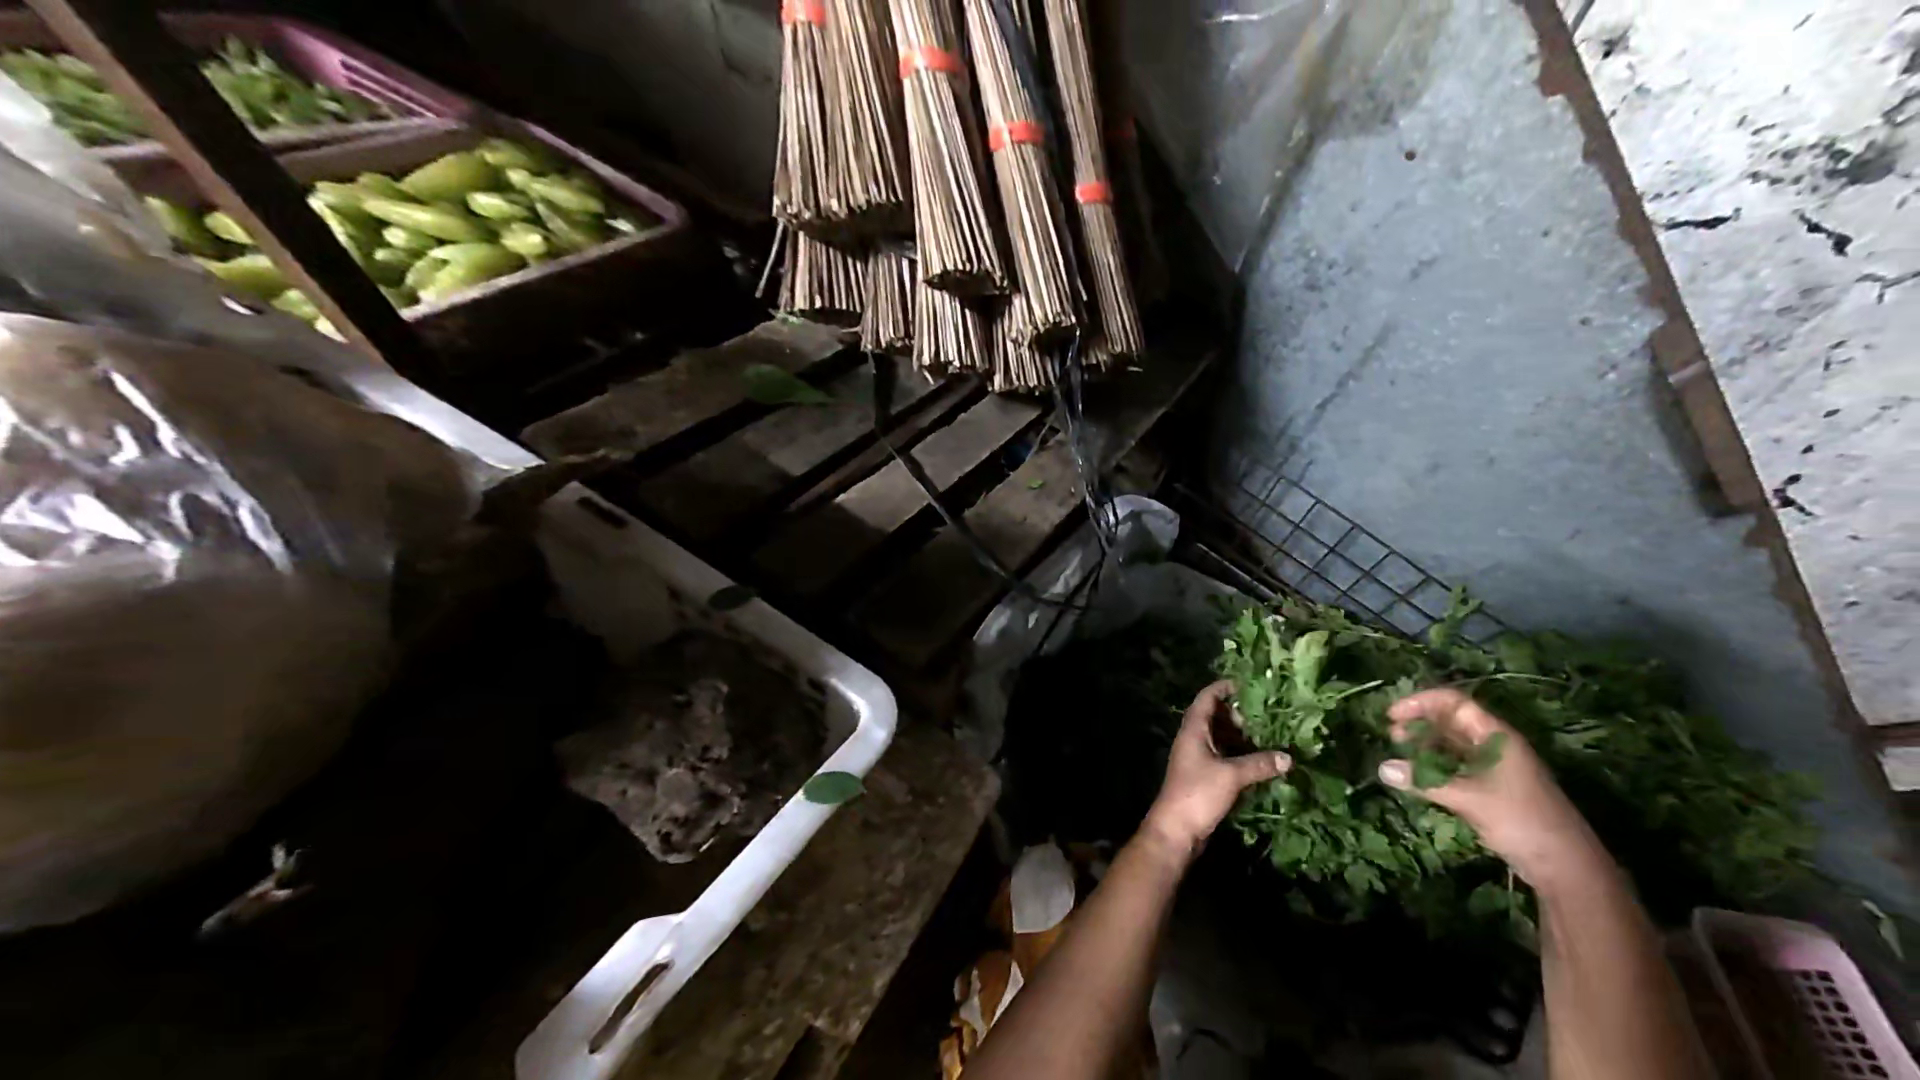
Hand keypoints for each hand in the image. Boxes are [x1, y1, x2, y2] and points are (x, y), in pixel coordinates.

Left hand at [1141, 680, 1291, 858]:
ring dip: (1241, 736)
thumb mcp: (1231, 776)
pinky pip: (1223, 757)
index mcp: (1193, 730)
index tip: (1246, 684)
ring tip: (1269, 735)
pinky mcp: (1204, 776)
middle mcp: (1193, 739)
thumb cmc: (1198, 793)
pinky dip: (1239, 755)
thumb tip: (1289, 757)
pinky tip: (1260, 760)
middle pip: (1214, 717)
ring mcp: (1197, 758)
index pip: (1206, 698)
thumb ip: (1259, 764)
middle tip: (1266, 714)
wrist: (1176, 829)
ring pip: (1220, 738)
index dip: (1223, 688)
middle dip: (1238, 714)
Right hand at [1378, 688, 1607, 893]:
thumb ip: (1425, 781)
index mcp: (1496, 738)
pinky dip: (1434, 767)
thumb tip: (1382, 768)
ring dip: (1425, 746)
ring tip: (1400, 756)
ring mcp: (1494, 768)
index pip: (1454, 704)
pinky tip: (1418, 776)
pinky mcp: (1491, 789)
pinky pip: (1456, 767)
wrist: (1567, 867)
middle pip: (1450, 722)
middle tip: (1392, 736)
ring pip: (1452, 745)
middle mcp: (1494, 747)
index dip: (1420, 703)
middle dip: (1419, 724)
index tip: (1392, 716)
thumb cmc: (1522, 821)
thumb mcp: (1470, 798)